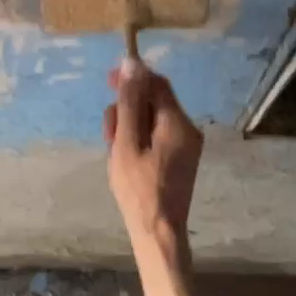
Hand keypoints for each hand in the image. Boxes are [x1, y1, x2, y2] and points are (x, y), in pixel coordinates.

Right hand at [103, 58, 200, 245]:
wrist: (159, 232)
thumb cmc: (138, 190)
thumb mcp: (126, 143)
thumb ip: (128, 103)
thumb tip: (132, 63)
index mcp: (177, 123)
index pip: (157, 84)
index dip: (133, 78)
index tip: (108, 81)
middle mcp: (188, 130)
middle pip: (155, 102)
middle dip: (128, 108)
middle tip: (107, 132)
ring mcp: (187, 147)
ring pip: (155, 121)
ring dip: (131, 126)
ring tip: (113, 150)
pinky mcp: (181, 161)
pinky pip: (159, 138)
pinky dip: (140, 141)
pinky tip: (125, 159)